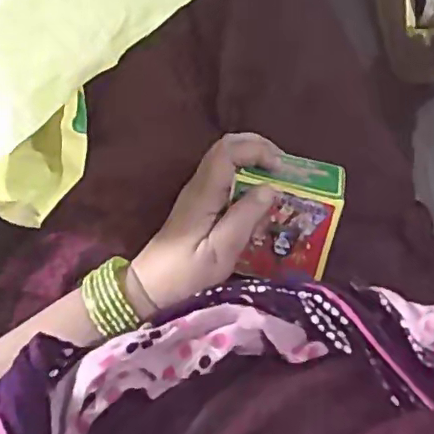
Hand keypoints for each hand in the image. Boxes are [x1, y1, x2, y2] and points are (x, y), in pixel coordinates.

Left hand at [128, 133, 285, 315]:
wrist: (149, 287)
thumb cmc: (185, 274)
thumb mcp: (221, 252)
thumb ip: (246, 217)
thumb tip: (271, 188)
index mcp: (203, 193)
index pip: (228, 151)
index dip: (257, 150)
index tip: (280, 169)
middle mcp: (199, 184)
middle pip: (227, 145)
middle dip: (259, 147)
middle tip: (284, 167)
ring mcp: (197, 191)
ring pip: (226, 156)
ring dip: (253, 158)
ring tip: (277, 178)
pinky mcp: (199, 201)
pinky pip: (225, 174)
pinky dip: (246, 174)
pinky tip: (260, 196)